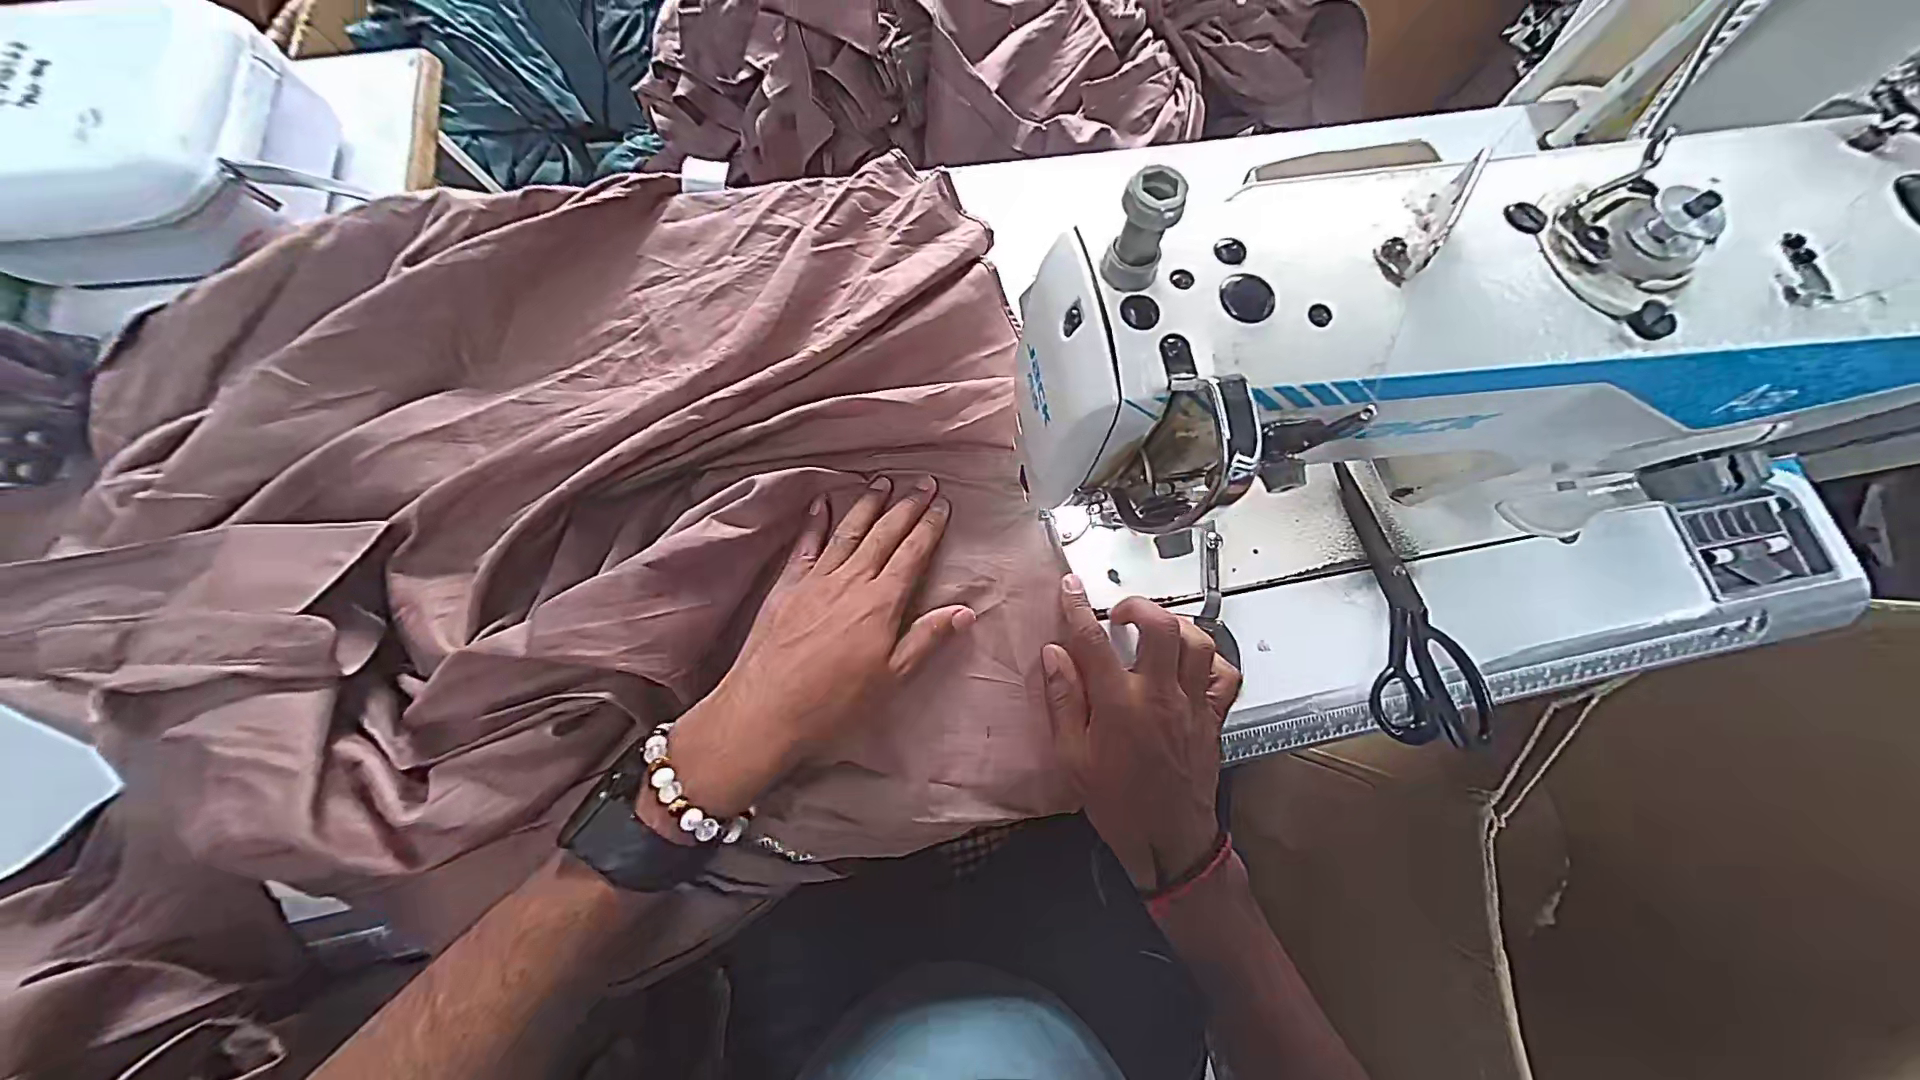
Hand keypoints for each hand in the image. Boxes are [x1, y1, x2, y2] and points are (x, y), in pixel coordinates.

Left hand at [655, 476, 973, 819]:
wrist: (766, 709)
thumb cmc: (835, 701)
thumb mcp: (892, 678)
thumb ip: (927, 638)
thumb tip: (965, 610)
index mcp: (881, 602)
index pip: (912, 554)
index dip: (929, 527)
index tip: (942, 505)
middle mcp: (851, 581)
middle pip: (884, 534)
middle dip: (907, 506)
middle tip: (924, 482)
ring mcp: (816, 579)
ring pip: (848, 531)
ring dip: (868, 504)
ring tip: (883, 481)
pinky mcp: (788, 586)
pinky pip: (805, 545)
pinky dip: (815, 521)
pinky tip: (821, 503)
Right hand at [1042, 575, 1242, 891]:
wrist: (1168, 840)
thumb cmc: (1118, 803)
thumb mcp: (1072, 757)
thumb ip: (1063, 700)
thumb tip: (1054, 656)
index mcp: (1119, 706)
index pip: (1094, 641)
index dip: (1079, 608)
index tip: (1071, 589)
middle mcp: (1159, 698)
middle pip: (1160, 628)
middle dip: (1138, 606)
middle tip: (1121, 610)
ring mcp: (1192, 706)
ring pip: (1197, 643)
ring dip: (1174, 624)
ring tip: (1154, 628)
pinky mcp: (1213, 718)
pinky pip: (1225, 675)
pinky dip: (1210, 657)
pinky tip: (1191, 659)